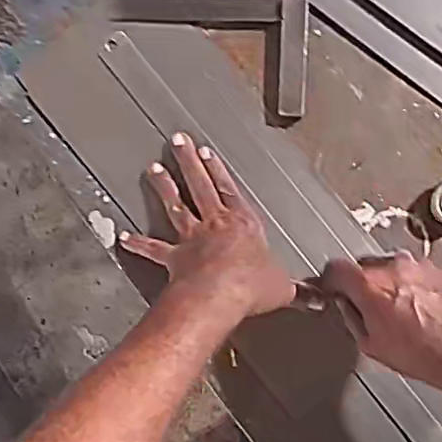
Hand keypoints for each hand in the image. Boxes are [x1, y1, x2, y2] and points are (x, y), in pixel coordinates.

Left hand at [118, 133, 295, 320]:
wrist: (221, 295)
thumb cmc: (250, 285)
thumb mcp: (283, 286)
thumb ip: (297, 290)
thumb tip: (317, 299)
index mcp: (243, 224)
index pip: (230, 190)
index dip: (218, 171)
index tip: (208, 154)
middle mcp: (215, 225)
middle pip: (200, 186)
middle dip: (189, 162)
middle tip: (178, 142)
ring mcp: (192, 240)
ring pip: (176, 207)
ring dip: (164, 188)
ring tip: (154, 170)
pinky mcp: (175, 259)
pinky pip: (154, 249)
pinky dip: (138, 243)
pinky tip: (125, 236)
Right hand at [319, 251, 441, 390]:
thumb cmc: (425, 354)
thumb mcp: (372, 345)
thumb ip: (353, 319)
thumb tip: (348, 308)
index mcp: (371, 285)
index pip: (336, 268)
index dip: (331, 281)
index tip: (333, 288)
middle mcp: (394, 268)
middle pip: (365, 266)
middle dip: (363, 285)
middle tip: (369, 310)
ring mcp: (418, 266)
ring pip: (390, 269)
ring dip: (389, 285)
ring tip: (400, 314)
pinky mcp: (437, 270)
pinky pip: (413, 273)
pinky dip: (411, 286)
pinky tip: (418, 310)